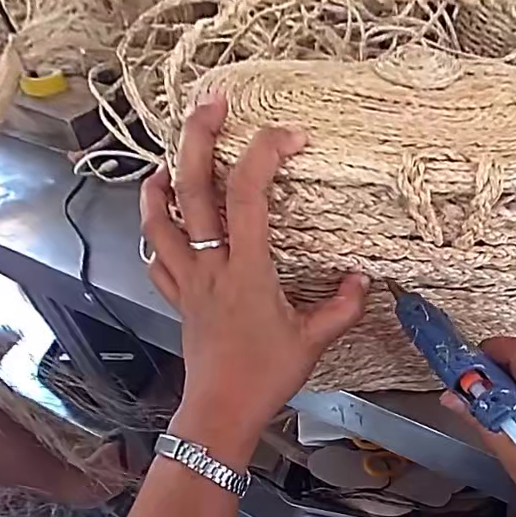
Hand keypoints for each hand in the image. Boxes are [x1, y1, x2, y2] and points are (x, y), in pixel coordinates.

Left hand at [141, 92, 367, 455]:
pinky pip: (156, 258)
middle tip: (212, 106)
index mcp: (247, 270)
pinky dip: (153, 231)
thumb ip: (342, 307)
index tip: (290, 137)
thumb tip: (362, 279)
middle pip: (191, 190)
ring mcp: (188, 282)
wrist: (222, 411)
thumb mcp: (313, 342)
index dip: (266, 154)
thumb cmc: (266, 377)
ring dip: (160, 182)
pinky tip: (159, 218)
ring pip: (160, 221)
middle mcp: (210, 267)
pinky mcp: (179, 299)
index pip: (248, 194)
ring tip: (168, 159)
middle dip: (198, 139)